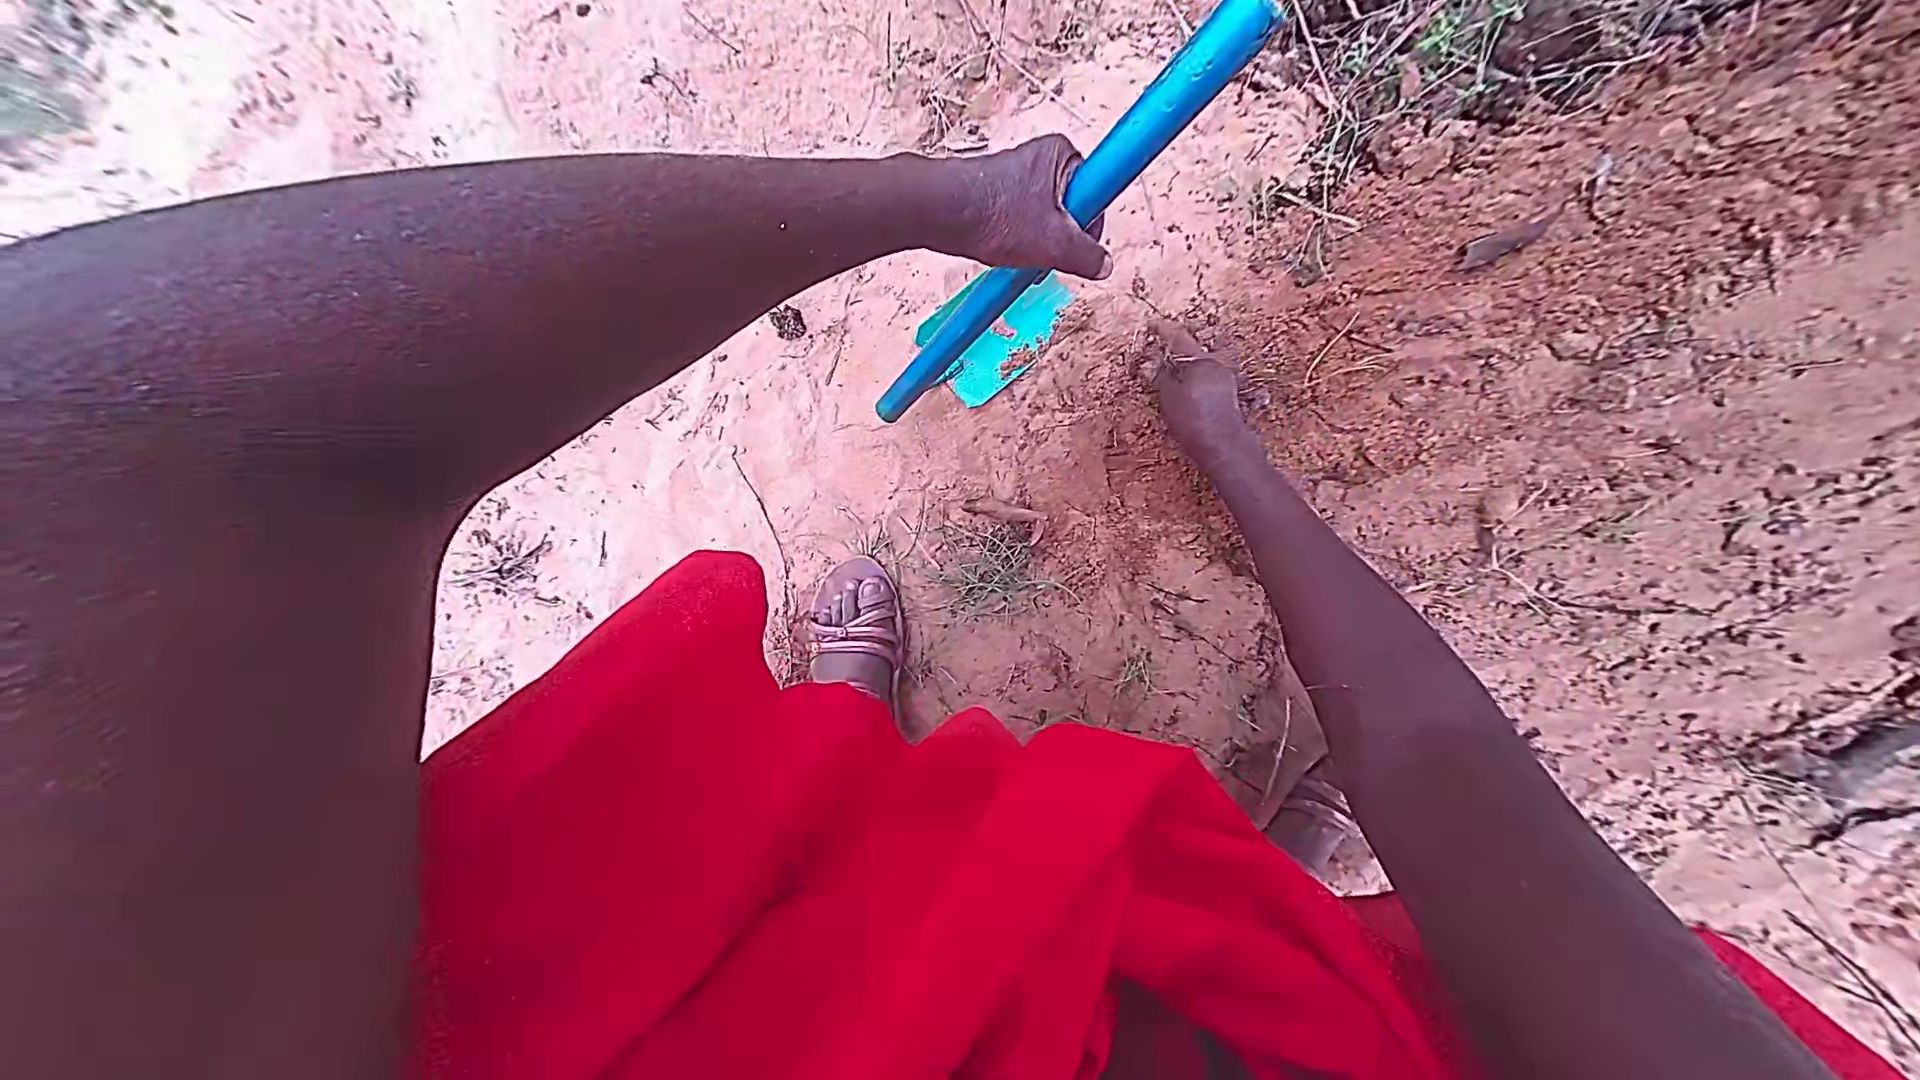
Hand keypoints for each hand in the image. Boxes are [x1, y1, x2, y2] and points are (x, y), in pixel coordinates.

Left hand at [939, 135, 1110, 279]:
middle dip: (1062, 240)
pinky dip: (1020, 242)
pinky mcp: (1001, 195)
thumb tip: (1104, 265)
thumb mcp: (1053, 243)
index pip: (1098, 194)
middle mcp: (1043, 160)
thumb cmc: (994, 216)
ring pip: (1047, 222)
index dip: (1089, 228)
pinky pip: (1025, 224)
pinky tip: (1005, 250)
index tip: (1075, 246)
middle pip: (1073, 211)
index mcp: (1063, 156)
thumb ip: (1086, 256)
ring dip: (1039, 246)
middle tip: (1045, 256)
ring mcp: (1020, 177)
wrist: (939, 213)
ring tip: (1019, 253)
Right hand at [1151, 319, 1256, 472]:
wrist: (1222, 446)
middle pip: (1194, 347)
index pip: (1178, 338)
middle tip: (1161, 346)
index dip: (1162, 330)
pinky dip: (1195, 374)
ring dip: (1187, 361)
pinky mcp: (1229, 392)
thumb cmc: (1193, 421)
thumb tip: (1151, 362)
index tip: (1151, 325)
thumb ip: (1160, 376)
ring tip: (1172, 367)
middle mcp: (1216, 364)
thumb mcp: (1168, 397)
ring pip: (1202, 361)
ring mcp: (1225, 377)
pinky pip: (1208, 374)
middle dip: (1178, 345)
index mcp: (1201, 360)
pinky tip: (1187, 384)